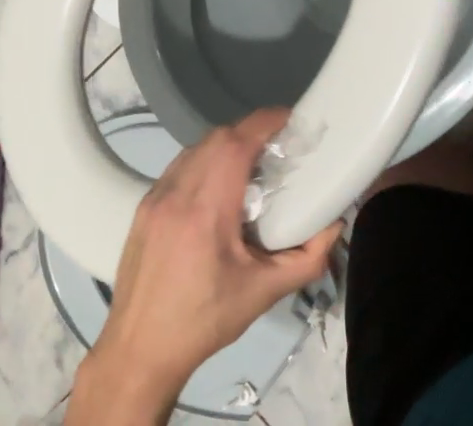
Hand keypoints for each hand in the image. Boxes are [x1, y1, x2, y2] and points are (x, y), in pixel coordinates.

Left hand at [68, 109, 341, 425]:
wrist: (138, 353)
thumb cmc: (203, 322)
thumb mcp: (264, 293)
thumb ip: (308, 257)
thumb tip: (334, 224)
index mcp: (205, 212)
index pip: (235, 144)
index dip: (263, 122)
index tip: (289, 120)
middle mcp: (175, 196)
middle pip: (216, 139)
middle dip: (249, 132)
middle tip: (278, 145)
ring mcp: (153, 200)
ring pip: (194, 150)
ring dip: (225, 145)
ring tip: (252, 163)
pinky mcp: (141, 210)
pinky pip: (178, 168)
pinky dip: (203, 162)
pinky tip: (218, 186)